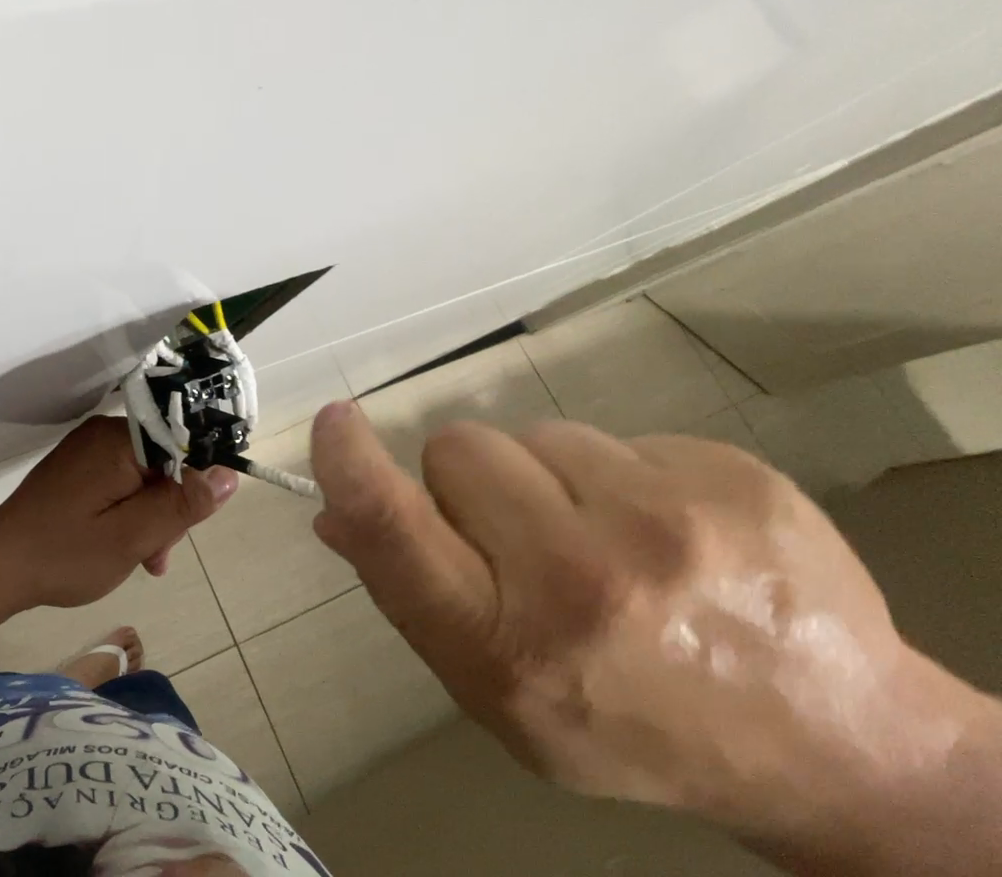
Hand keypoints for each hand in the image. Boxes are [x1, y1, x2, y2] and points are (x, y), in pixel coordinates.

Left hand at [0, 417, 237, 613]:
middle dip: (170, 509)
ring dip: (151, 519)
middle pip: (164, 462)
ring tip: (143, 561)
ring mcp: (86, 453)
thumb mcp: (132, 537)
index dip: (197, 481)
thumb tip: (229, 473)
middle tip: (158, 554)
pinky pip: (120, 485)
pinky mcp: (76, 472)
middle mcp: (102, 436)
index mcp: (117, 440)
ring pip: (144, 479)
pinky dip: (129, 515)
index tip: (193, 522)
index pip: (182, 442)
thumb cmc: (64, 554)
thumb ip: (182, 504)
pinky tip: (126, 550)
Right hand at [307, 400, 995, 854]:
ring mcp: (666, 519)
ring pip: (535, 435)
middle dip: (468, 484)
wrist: (828, 741)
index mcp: (506, 643)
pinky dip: (618, 477)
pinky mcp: (730, 476)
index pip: (393, 525)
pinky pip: (615, 437)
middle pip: (458, 450)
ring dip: (545, 477)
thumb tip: (334, 514)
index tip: (335, 423)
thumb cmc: (625, 724)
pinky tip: (664, 534)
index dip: (347, 463)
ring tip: (601, 539)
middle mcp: (580, 575)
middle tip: (516, 537)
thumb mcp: (494, 694)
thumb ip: (412, 598)